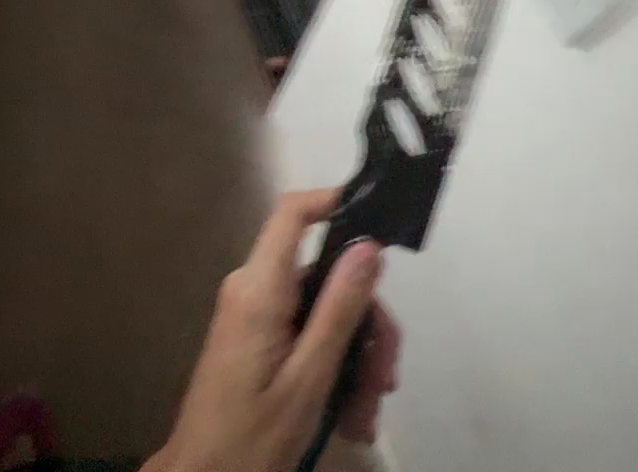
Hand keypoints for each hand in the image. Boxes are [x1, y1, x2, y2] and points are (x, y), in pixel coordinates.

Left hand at [146, 189, 400, 471]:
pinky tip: (351, 413)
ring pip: (322, 307)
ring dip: (354, 356)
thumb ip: (338, 309)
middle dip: (365, 322)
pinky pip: (305, 329)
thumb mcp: (308, 378)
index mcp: (259, 288)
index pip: (291, 213)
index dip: (332, 201)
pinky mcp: (256, 335)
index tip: (377, 223)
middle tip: (386, 380)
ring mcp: (253, 312)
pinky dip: (332, 364)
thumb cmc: (251, 435)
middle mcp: (253, 288)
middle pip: (323, 274)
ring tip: (367, 412)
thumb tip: (369, 245)